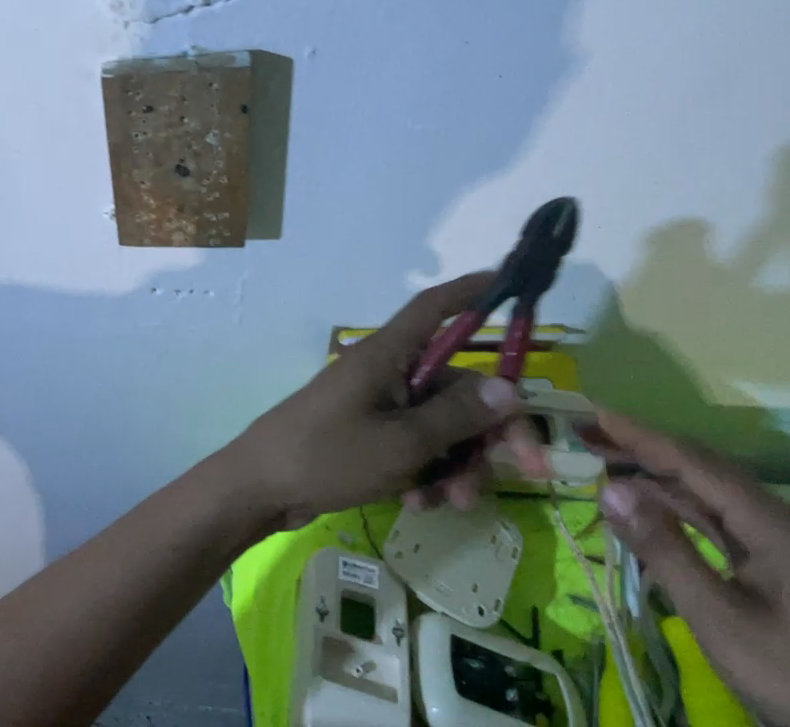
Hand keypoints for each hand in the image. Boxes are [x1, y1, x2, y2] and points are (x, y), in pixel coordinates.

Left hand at [221, 273, 528, 530]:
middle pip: (457, 385)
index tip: (508, 284)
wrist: (262, 489)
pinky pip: (415, 449)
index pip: (433, 309)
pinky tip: (416, 504)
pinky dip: (425, 475)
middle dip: (492, 430)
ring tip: (452, 502)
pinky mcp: (367, 438)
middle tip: (527, 469)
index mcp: (387, 356)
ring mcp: (375, 407)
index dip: (471, 293)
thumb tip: (510, 386)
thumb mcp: (402, 442)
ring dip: (458, 464)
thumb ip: (457, 415)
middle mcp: (384, 374)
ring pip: (441, 426)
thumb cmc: (328, 455)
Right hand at [589, 412, 789, 726]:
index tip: (591, 414)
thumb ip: (664, 550)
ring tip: (606, 470)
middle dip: (646, 452)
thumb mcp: (721, 620)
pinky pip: (729, 527)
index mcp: (778, 526)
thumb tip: (609, 490)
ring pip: (717, 501)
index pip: (696, 464)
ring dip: (662, 483)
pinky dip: (686, 514)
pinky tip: (655, 515)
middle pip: (707, 474)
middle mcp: (789, 525)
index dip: (640, 437)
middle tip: (587, 438)